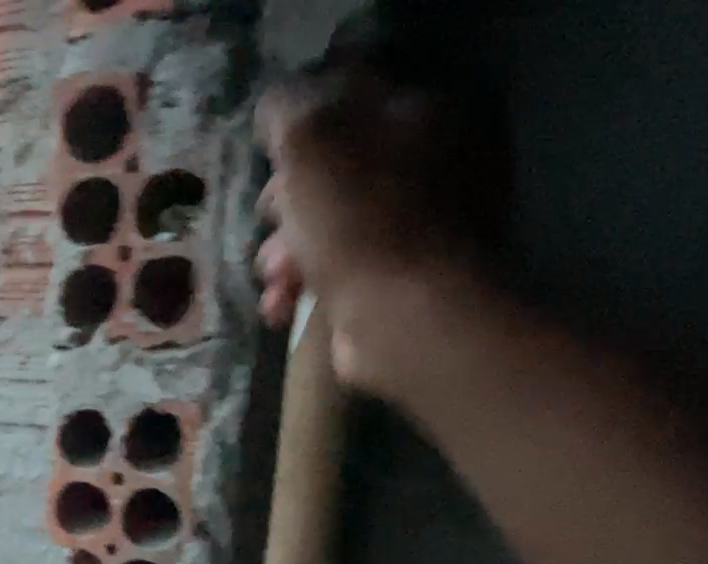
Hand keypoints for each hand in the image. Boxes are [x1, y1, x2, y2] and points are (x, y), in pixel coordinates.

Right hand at [255, 67, 502, 387]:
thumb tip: (277, 109)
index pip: (346, 100)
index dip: (297, 133)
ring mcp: (425, 222)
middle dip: (285, 205)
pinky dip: (305, 286)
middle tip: (273, 225)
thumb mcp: (310, 142)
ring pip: (327, 224)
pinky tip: (283, 306)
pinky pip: (339, 268)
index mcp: (424, 111)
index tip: (271, 164)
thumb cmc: (357, 222)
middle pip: (331, 168)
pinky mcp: (405, 275)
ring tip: (276, 283)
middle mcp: (436, 159)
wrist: (404, 317)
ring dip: (284, 255)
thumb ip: (289, 108)